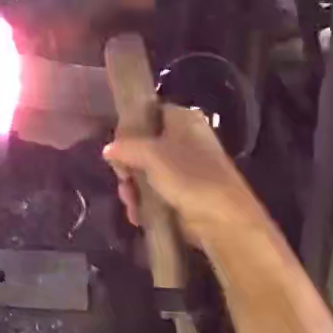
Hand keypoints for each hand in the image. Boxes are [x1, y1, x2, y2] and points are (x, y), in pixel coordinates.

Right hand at [103, 104, 268, 247]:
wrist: (223, 219)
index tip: (116, 147)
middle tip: (123, 180)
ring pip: (148, 173)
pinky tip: (138, 215)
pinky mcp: (186, 195)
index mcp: (184, 120)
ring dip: (134, 189)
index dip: (130, 128)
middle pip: (145, 146)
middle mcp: (186, 140)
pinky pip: (158, 193)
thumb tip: (108, 149)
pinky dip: (146, 204)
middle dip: (129, 166)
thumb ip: (127, 148)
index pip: (150, 113)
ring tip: (131, 204)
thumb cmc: (189, 177)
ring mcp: (187, 169)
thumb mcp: (152, 156)